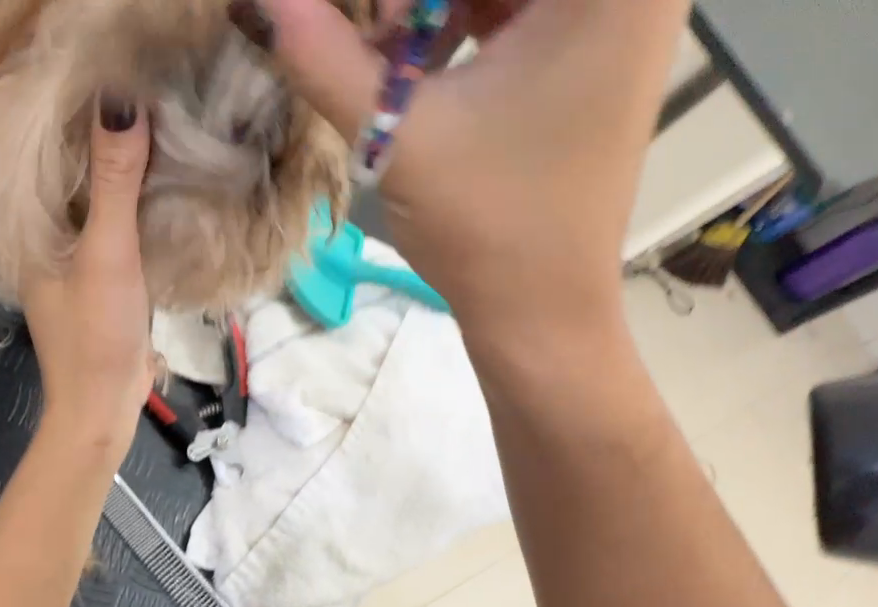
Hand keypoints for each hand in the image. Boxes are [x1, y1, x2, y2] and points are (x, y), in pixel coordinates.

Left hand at [19, 94, 156, 457]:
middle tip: (147, 87)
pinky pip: (116, 225)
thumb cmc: (95, 334)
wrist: (103, 408)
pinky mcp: (101, 276)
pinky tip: (164, 175)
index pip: (44, 153)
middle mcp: (44, 237)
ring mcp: (73, 258)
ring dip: (123, 167)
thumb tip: (120, 100)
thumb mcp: (107, 253)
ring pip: (97, 198)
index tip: (109, 75)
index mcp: (28, 228)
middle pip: (72, 172)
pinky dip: (136, 201)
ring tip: (160, 117)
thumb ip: (114, 182)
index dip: (73, 114)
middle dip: (104, 135)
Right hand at [239, 0, 690, 339]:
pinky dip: (454, 23)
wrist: (540, 305)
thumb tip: (265, 2)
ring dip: (430, 8)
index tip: (376, 27)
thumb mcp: (398, 134)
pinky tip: (418, 71)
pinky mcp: (587, 48)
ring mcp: (612, 13)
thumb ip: (326, 58)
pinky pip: (512, 5)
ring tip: (387, 61)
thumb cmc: (486, 221)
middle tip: (378, 39)